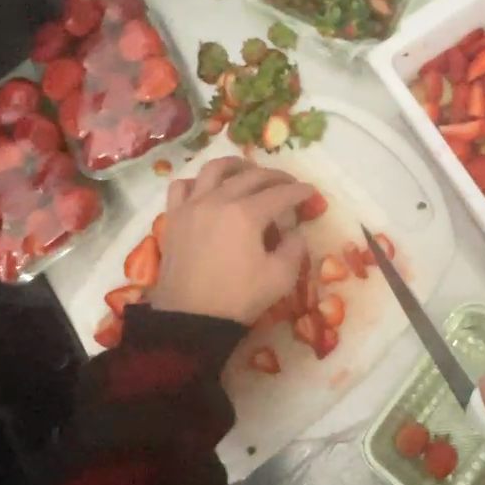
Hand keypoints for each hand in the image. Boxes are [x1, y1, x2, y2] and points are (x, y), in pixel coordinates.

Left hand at [147, 157, 313, 324]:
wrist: (190, 318)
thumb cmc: (237, 299)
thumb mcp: (280, 278)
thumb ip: (294, 249)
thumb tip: (294, 232)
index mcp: (247, 214)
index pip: (281, 193)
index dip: (300, 191)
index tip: (311, 192)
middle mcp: (219, 200)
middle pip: (252, 176)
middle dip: (275, 177)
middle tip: (288, 184)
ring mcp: (192, 205)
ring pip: (214, 169)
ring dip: (236, 166)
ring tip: (248, 171)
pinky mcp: (174, 217)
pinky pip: (183, 186)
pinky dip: (198, 182)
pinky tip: (207, 189)